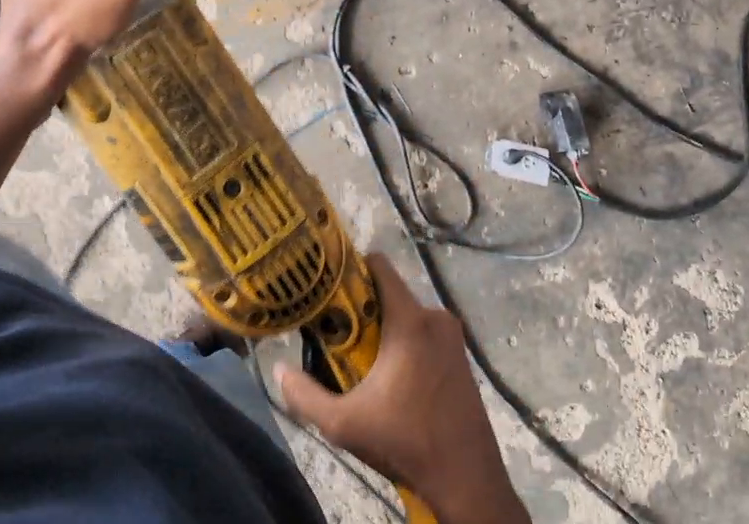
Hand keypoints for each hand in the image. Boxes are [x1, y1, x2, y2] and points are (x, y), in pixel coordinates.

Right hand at [275, 255, 530, 523]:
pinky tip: (387, 375)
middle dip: (360, 308)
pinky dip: (402, 343)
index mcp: (410, 321)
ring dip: (380, 328)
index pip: (378, 265)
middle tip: (333, 333)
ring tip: (356, 356)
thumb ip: (304, 395)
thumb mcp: (343, 424)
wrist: (469, 483)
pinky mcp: (461, 358)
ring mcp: (453, 338)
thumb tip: (279, 369)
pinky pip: (422, 332)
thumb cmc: (406, 444)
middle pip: (387, 293)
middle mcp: (435, 318)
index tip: (325, 290)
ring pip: (404, 314)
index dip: (349, 269)